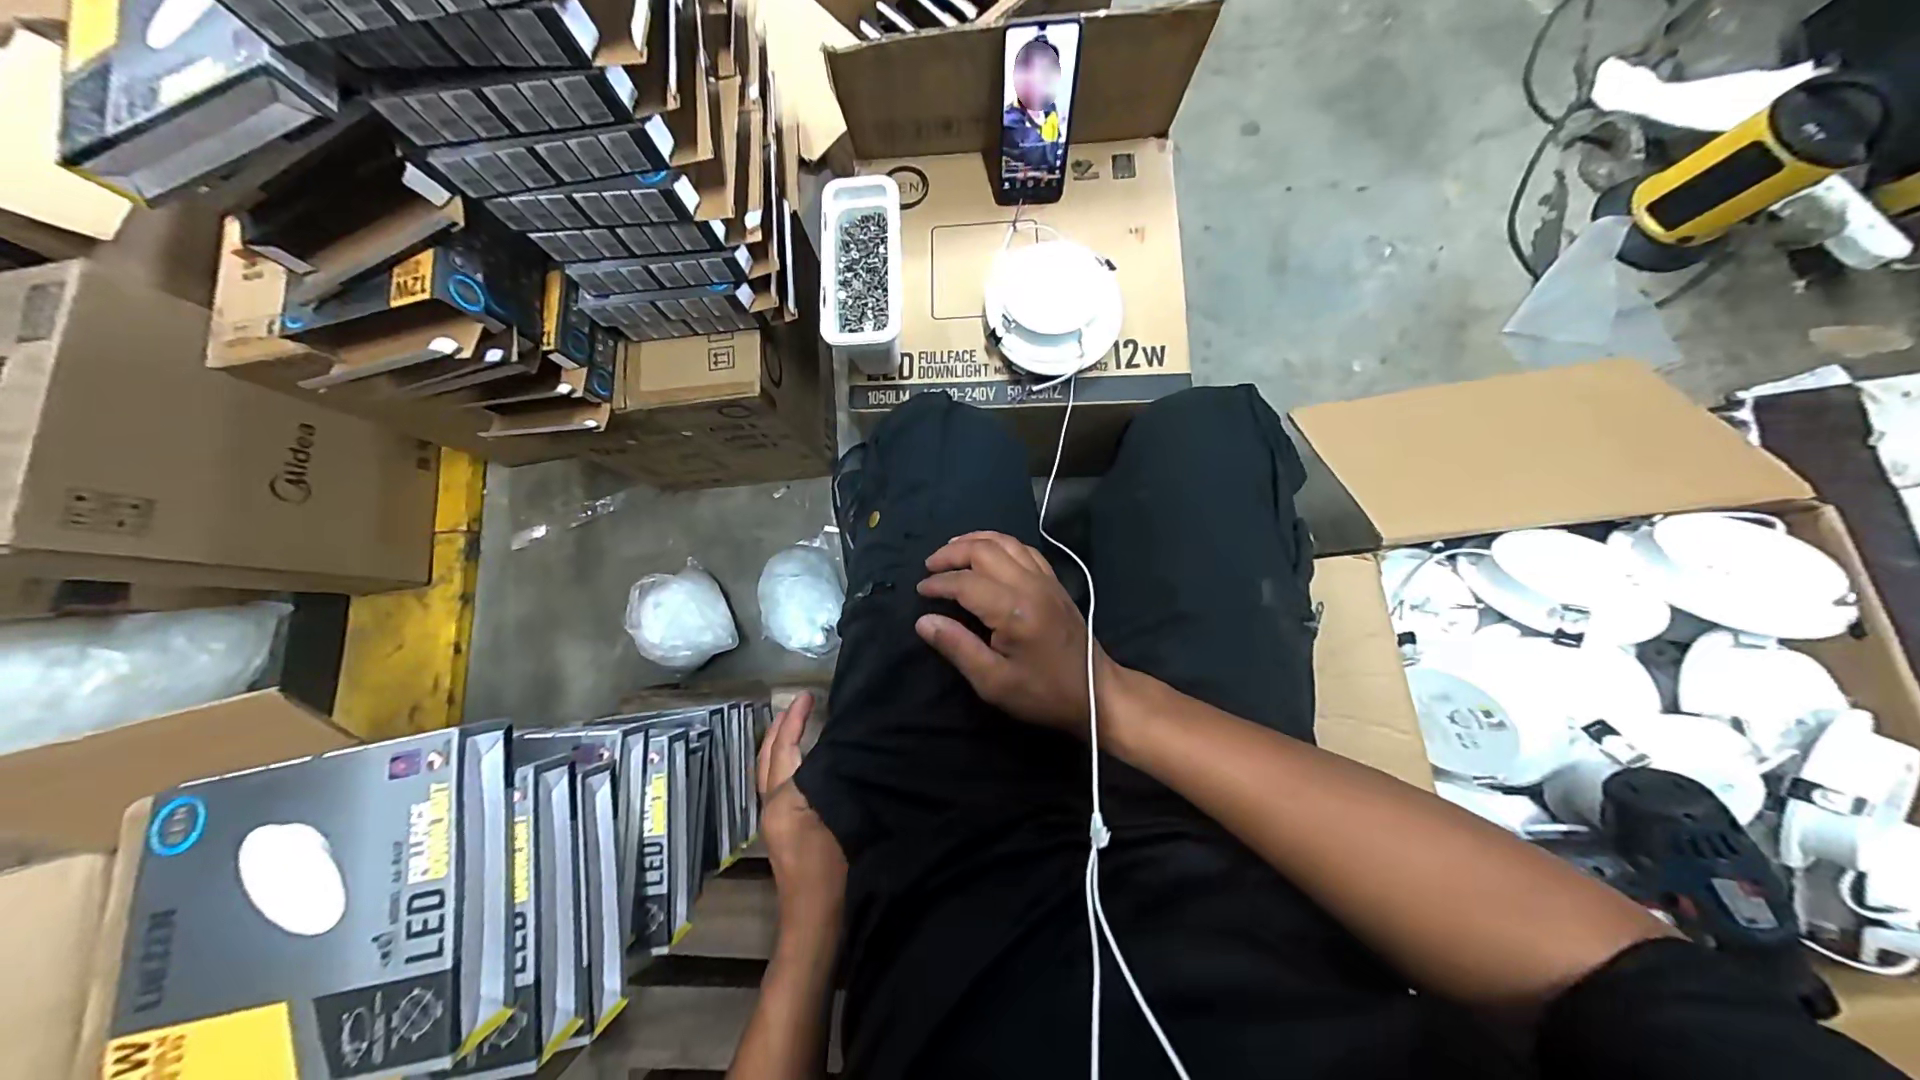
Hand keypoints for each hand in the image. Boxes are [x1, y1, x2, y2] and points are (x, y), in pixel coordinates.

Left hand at [757, 692, 845, 922]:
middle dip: (781, 728)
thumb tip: (832, 748)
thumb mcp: (835, 818)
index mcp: (783, 799)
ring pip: (771, 771)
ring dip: (781, 744)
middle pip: (769, 757)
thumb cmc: (831, 870)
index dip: (795, 720)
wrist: (816, 923)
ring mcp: (775, 821)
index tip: (807, 694)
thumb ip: (829, 781)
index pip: (785, 748)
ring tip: (799, 724)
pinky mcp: (783, 833)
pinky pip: (779, 784)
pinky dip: (788, 762)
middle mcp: (772, 806)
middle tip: (798, 704)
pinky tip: (807, 763)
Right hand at [914, 531, 1111, 736]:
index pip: (965, 582)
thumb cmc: (1043, 693)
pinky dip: (1000, 544)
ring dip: (975, 541)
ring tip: (951, 550)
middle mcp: (1030, 585)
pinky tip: (988, 553)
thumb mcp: (993, 682)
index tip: (920, 592)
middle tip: (929, 566)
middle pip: (984, 550)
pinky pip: (1024, 549)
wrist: (1096, 693)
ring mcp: (1046, 580)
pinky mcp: (1055, 582)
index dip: (938, 583)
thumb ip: (957, 647)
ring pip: (1005, 542)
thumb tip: (924, 621)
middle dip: (952, 553)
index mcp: (1013, 610)